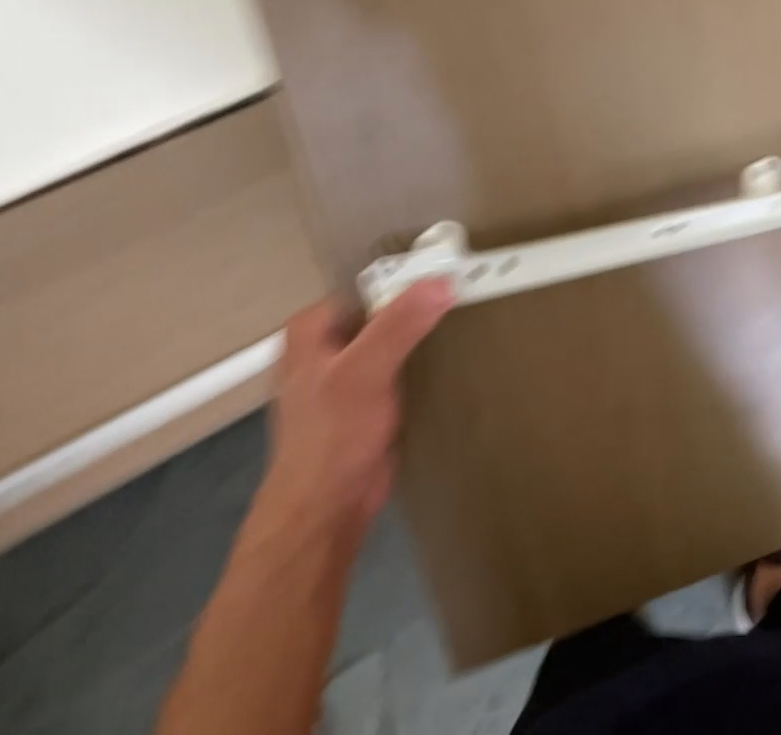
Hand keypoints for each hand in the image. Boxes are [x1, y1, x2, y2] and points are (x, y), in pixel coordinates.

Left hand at [261, 280, 453, 528]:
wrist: (327, 506)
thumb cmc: (334, 434)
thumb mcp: (365, 370)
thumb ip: (400, 324)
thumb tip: (442, 281)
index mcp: (311, 330)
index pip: (368, 287)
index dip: (408, 280)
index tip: (452, 273)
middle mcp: (325, 347)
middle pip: (382, 312)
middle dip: (420, 306)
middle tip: (469, 295)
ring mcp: (347, 376)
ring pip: (394, 341)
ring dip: (425, 336)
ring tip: (468, 322)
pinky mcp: (369, 402)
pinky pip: (401, 369)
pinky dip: (424, 363)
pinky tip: (453, 362)